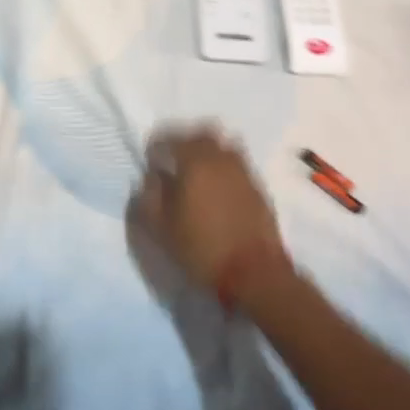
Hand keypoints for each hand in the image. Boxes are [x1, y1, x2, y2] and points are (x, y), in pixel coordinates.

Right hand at [139, 126, 291, 305]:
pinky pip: (237, 165)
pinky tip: (216, 189)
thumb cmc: (202, 249)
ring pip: (223, 147)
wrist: (257, 275)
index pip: (170, 139)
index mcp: (194, 163)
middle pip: (201, 135)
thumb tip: (151, 178)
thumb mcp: (161, 228)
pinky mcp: (259, 189)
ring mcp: (244, 172)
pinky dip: (223, 168)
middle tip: (172, 158)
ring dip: (207, 152)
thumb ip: (149, 196)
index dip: (157, 146)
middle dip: (183, 141)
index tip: (150, 159)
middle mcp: (221, 159)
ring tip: (196, 172)